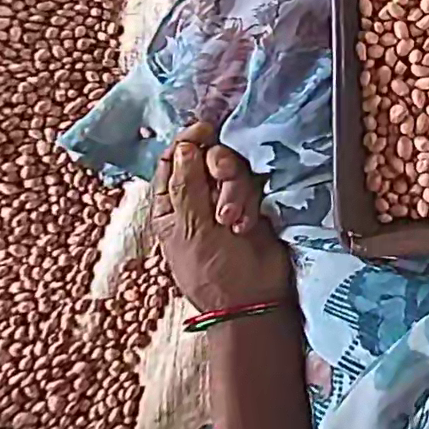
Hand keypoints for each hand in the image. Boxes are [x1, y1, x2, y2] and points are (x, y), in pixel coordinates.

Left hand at [148, 122, 291, 312]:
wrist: (253, 297)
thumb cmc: (212, 270)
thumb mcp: (190, 229)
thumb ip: (187, 185)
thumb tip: (184, 144)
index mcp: (172, 203)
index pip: (175, 158)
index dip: (188, 142)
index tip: (205, 131)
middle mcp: (200, 196)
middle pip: (208, 157)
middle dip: (218, 166)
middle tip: (224, 178)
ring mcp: (229, 198)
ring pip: (235, 168)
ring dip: (236, 189)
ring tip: (234, 219)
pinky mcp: (256, 202)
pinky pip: (256, 183)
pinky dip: (252, 199)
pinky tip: (248, 222)